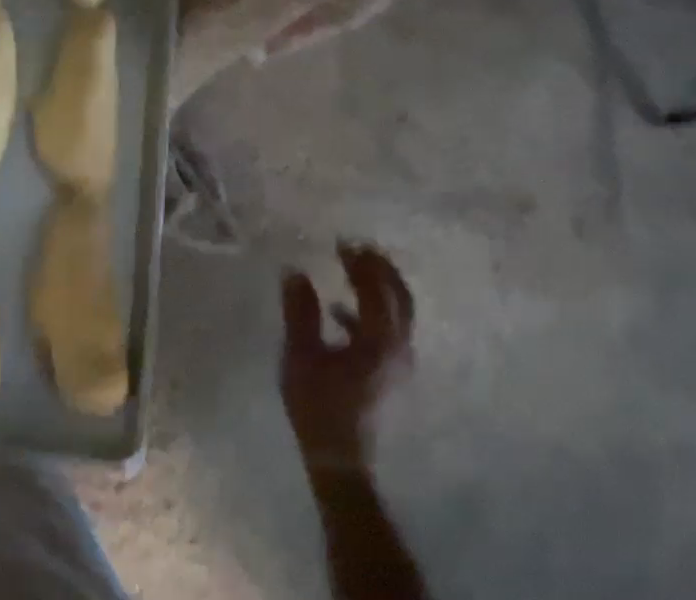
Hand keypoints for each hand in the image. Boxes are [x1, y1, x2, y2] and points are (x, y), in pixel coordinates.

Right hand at [280, 243, 414, 470]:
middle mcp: (400, 348)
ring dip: (379, 288)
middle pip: (400, 299)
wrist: (339, 454)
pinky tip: (341, 309)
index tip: (342, 241)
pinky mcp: (388, 372)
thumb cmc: (317, 403)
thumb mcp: (300, 354)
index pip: (377, 290)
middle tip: (358, 247)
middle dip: (381, 270)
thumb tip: (295, 272)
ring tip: (354, 268)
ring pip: (398, 315)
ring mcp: (398, 362)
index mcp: (381, 341)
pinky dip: (369, 312)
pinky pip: (387, 331)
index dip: (361, 263)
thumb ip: (300, 311)